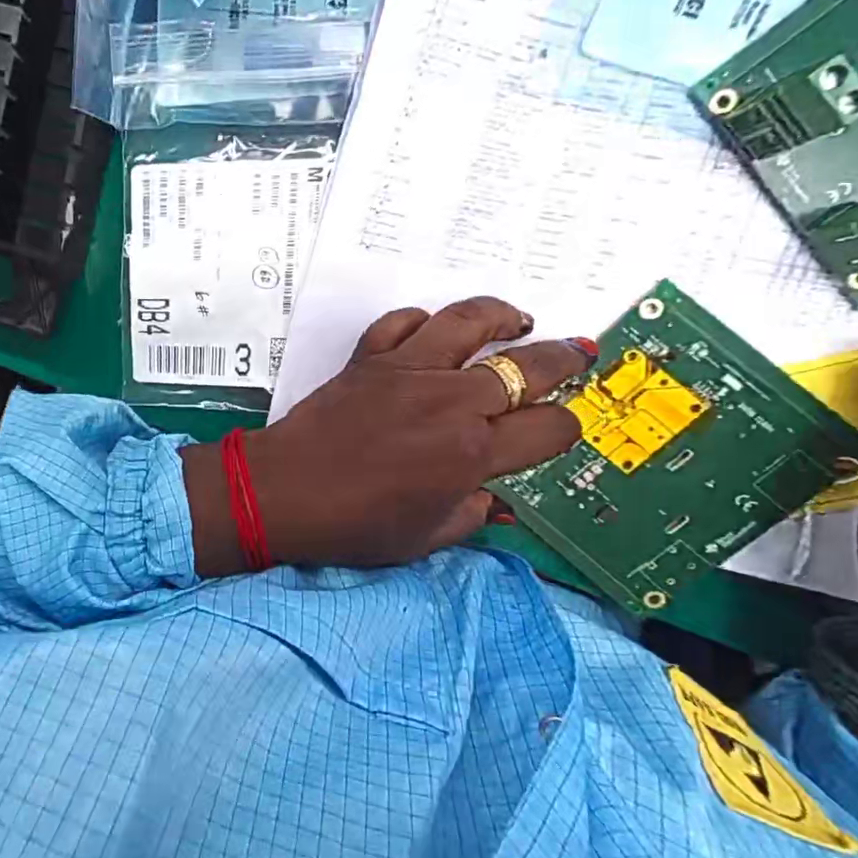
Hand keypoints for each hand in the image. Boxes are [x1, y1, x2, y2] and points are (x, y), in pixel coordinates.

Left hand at [181, 298, 596, 574]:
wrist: (281, 494)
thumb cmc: (349, 526)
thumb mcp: (421, 540)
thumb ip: (469, 516)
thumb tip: (494, 499)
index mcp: (471, 453)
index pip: (550, 428)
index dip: (564, 429)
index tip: (557, 430)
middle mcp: (450, 403)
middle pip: (528, 365)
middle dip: (563, 360)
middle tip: (576, 355)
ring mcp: (407, 372)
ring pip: (470, 322)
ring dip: (502, 317)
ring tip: (518, 321)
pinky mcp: (369, 360)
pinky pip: (403, 321)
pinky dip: (421, 320)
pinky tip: (432, 329)